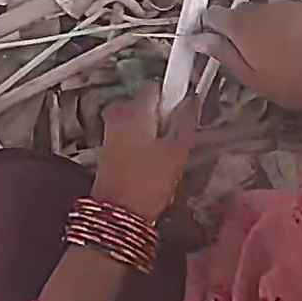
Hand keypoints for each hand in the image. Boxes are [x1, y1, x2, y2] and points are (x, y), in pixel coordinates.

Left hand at [92, 86, 198, 219]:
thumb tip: (192, 99)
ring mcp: (110, 132)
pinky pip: (131, 133)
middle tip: (178, 133)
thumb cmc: (149, 181)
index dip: (172, 93)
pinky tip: (154, 159)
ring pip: (139, 118)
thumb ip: (186, 120)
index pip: (155, 85)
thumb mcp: (177, 150)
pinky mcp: (109, 149)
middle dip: (163, 113)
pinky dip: (144, 139)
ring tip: (168, 149)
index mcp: (134, 110)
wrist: (119, 215)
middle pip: (146, 101)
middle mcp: (117, 116)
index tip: (184, 109)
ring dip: (154, 127)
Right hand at [199, 1, 301, 112]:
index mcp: (241, 27)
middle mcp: (260, 8)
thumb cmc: (292, 83)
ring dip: (263, 25)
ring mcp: (284, 4)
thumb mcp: (251, 78)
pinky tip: (293, 42)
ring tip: (275, 50)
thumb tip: (199, 40)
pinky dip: (283, 22)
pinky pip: (284, 10)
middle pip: (239, 12)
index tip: (217, 41)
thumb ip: (223, 54)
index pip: (213, 14)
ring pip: (262, 11)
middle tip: (250, 54)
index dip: (212, 28)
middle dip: (239, 29)